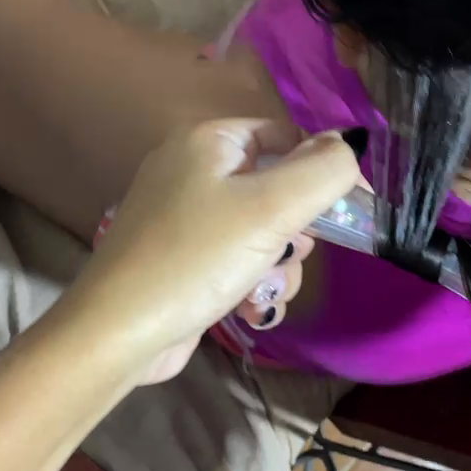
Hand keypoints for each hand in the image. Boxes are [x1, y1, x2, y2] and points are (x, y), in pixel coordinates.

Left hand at [62, 120, 359, 384]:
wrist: (119, 332)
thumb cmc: (196, 260)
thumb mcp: (270, 209)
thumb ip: (323, 171)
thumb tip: (350, 143)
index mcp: (208, 141)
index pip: (287, 139)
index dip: (323, 173)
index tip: (349, 216)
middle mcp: (192, 170)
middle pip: (277, 189)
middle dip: (295, 232)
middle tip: (287, 254)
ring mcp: (183, 218)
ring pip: (262, 233)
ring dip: (277, 267)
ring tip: (261, 293)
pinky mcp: (182, 259)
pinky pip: (236, 260)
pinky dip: (250, 284)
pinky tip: (245, 310)